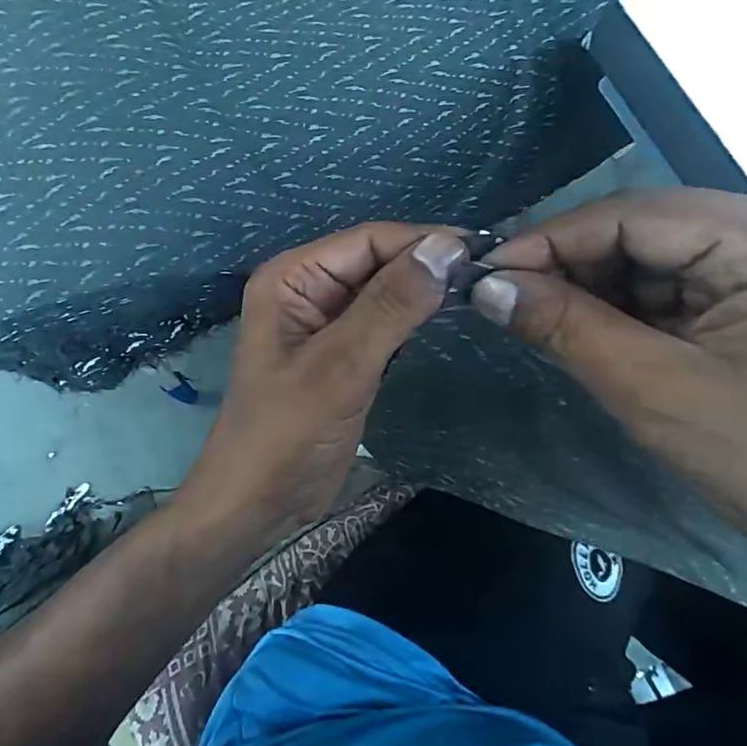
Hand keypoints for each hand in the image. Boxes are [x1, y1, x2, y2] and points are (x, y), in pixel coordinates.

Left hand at [176, 223, 464, 532]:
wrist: (258, 505)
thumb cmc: (287, 435)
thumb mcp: (340, 367)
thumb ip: (391, 305)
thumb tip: (448, 248)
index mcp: (293, 278)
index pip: (369, 240)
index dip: (424, 242)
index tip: (483, 254)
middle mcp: (308, 291)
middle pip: (379, 261)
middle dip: (428, 266)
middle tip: (489, 277)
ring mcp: (326, 324)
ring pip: (385, 293)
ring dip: (425, 292)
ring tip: (478, 292)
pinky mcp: (344, 356)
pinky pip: (384, 323)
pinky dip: (414, 321)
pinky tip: (445, 322)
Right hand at [472, 189, 746, 609]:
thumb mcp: (662, 396)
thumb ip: (568, 329)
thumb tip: (488, 286)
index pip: (645, 211)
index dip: (555, 239)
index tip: (487, 270)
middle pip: (671, 233)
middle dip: (588, 273)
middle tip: (517, 309)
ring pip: (692, 264)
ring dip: (623, 298)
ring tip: (563, 332)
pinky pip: (723, 292)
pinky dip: (666, 317)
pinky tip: (626, 345)